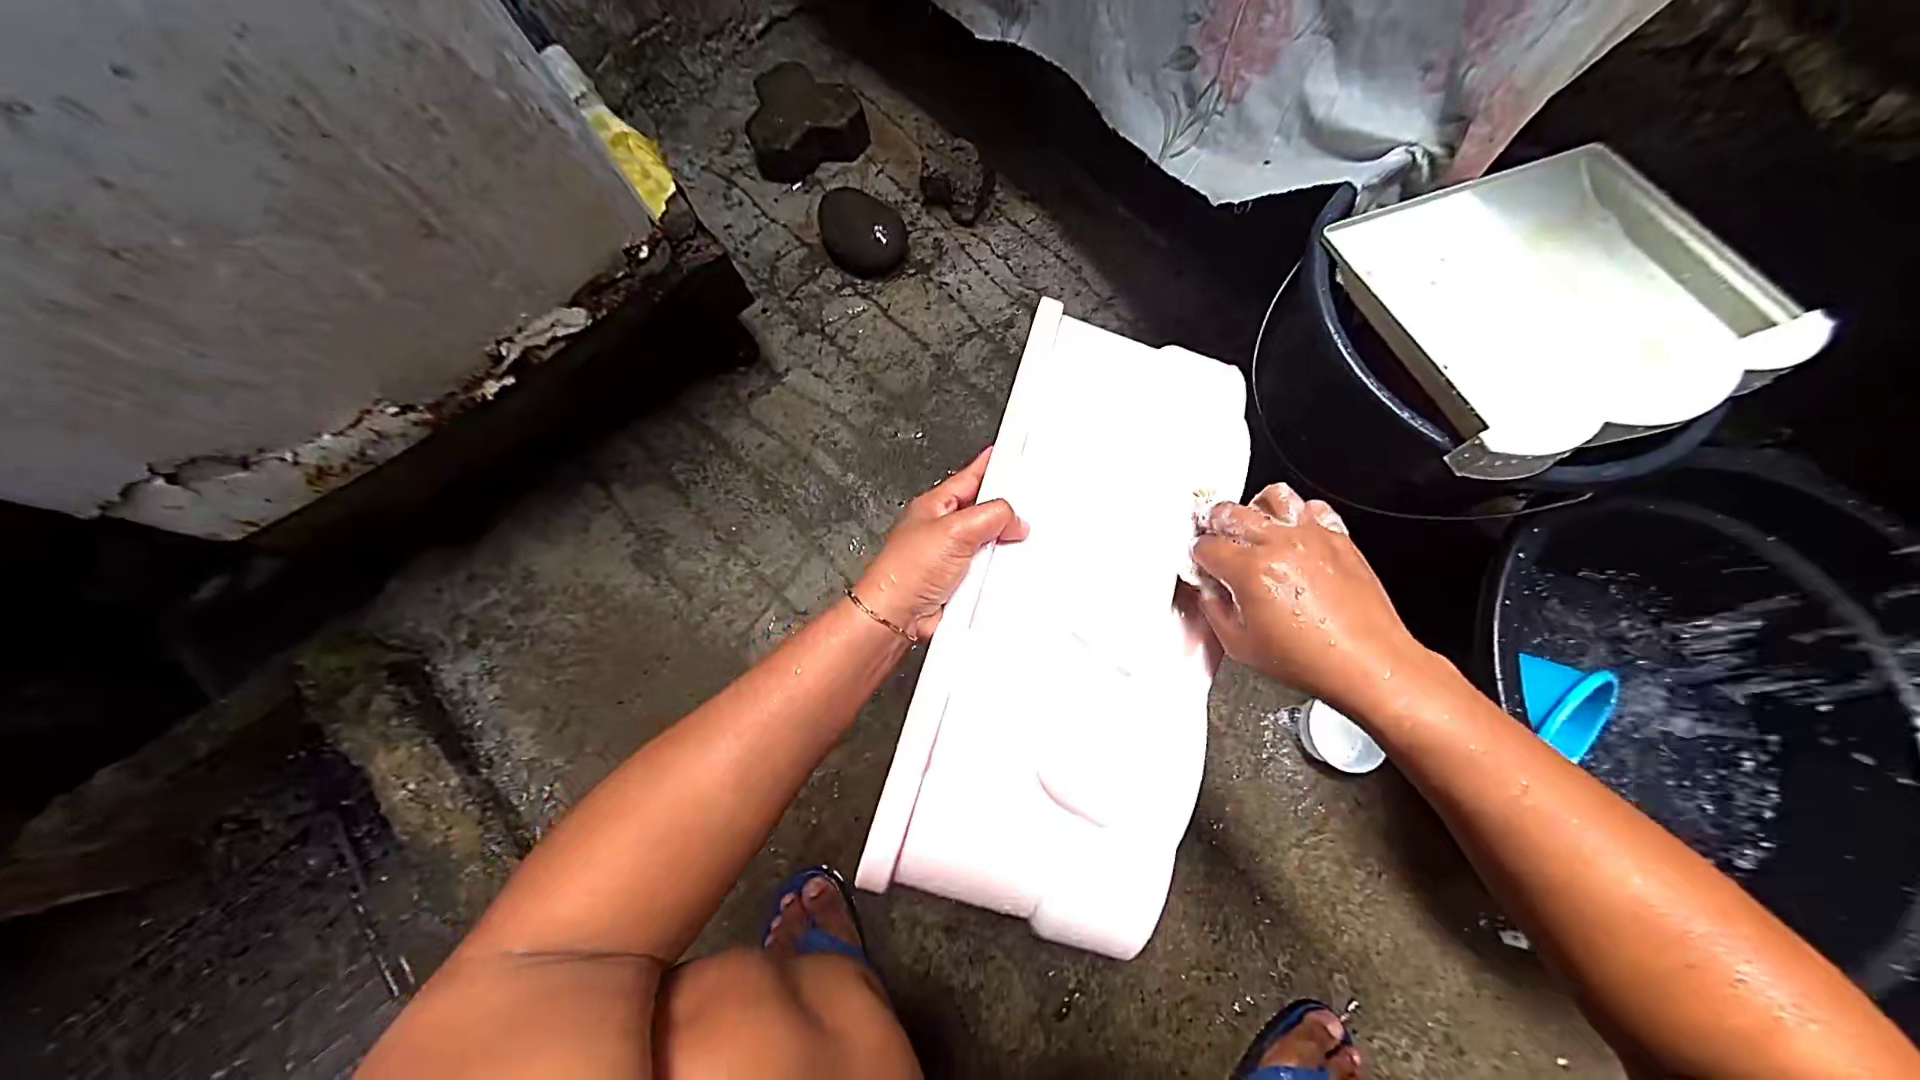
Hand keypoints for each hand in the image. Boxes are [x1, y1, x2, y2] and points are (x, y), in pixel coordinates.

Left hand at [854, 446, 1028, 640]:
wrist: (896, 617)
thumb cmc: (904, 572)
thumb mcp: (955, 530)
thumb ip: (990, 515)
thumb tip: (1013, 519)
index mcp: (936, 506)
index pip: (970, 477)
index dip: (991, 465)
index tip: (1009, 456)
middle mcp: (944, 529)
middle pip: (985, 512)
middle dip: (1003, 515)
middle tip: (1019, 514)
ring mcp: (953, 557)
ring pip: (990, 544)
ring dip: (999, 550)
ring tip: (1001, 551)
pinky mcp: (961, 582)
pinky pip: (988, 571)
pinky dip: (995, 575)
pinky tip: (995, 576)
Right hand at [1192, 483, 1434, 712]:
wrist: (1368, 664)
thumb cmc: (1312, 659)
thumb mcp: (1239, 644)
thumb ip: (1214, 609)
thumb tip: (1211, 590)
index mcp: (1251, 569)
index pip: (1206, 545)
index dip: (1198, 556)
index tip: (1203, 564)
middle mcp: (1281, 545)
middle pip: (1231, 511)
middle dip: (1215, 525)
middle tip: (1216, 541)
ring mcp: (1312, 537)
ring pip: (1273, 496)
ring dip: (1255, 511)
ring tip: (1252, 529)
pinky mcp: (1338, 539)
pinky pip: (1312, 508)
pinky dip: (1296, 516)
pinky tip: (1290, 535)